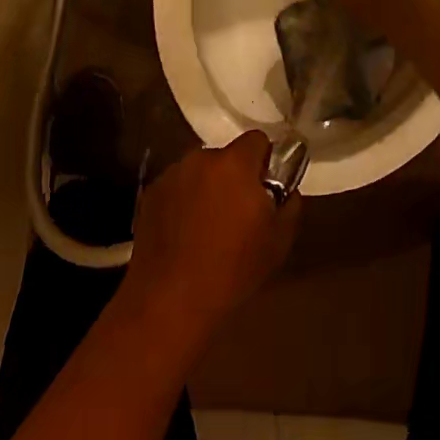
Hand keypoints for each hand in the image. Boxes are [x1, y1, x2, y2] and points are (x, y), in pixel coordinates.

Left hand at [123, 131, 300, 337]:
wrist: (170, 299)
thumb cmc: (232, 269)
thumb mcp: (279, 240)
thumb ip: (289, 204)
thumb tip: (286, 190)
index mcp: (235, 164)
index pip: (257, 139)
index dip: (265, 160)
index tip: (266, 187)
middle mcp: (200, 159)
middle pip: (226, 156)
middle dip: (235, 176)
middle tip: (239, 211)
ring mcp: (171, 175)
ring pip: (200, 171)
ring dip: (208, 187)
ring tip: (209, 225)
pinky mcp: (150, 194)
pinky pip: (178, 187)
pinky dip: (184, 201)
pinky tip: (185, 233)